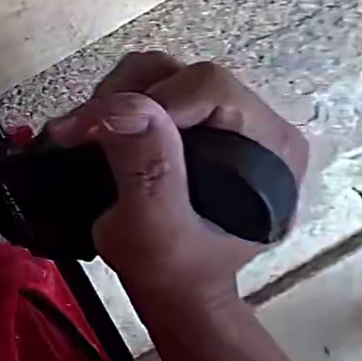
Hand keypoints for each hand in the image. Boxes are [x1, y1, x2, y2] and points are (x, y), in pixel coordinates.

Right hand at [49, 53, 307, 309]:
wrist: (172, 287)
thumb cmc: (171, 269)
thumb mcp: (154, 230)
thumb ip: (146, 170)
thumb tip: (125, 106)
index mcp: (272, 147)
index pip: (207, 87)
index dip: (148, 104)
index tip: (102, 135)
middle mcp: (254, 123)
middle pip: (179, 73)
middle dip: (124, 98)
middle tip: (89, 135)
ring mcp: (221, 119)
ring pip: (158, 73)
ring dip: (114, 98)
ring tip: (92, 135)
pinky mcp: (192, 120)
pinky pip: (146, 86)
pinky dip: (115, 103)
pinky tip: (103, 134)